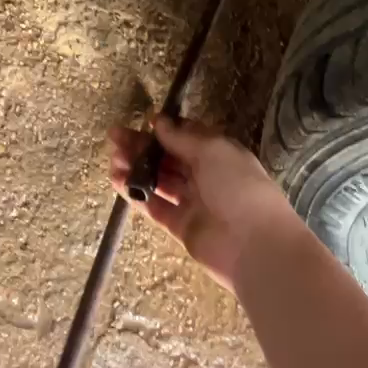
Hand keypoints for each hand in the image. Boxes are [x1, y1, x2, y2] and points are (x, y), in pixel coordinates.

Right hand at [107, 116, 303, 290]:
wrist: (255, 245)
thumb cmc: (238, 187)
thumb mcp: (211, 151)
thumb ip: (181, 137)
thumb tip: (159, 121)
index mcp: (219, 154)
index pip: (188, 137)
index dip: (166, 130)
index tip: (143, 123)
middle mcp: (206, 176)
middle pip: (169, 157)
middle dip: (143, 147)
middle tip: (115, 138)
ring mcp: (193, 202)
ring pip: (160, 180)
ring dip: (136, 168)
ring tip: (113, 160)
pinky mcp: (181, 226)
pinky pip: (155, 206)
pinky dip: (137, 193)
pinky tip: (118, 181)